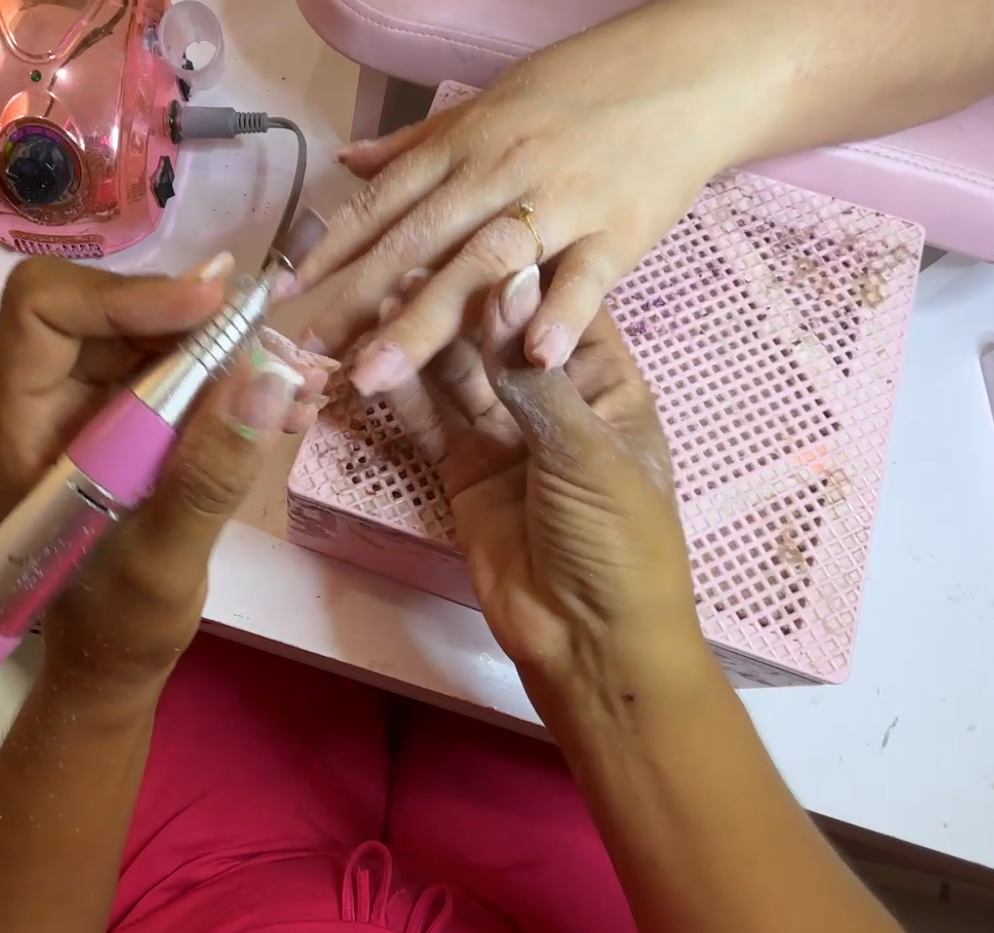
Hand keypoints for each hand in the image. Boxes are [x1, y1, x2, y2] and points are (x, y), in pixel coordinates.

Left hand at [0, 256, 333, 690]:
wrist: (115, 655)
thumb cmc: (119, 625)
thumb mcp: (165, 562)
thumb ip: (208, 478)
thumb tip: (269, 379)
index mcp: (21, 428)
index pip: (46, 311)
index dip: (126, 294)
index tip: (211, 307)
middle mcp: (48, 403)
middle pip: (109, 313)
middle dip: (194, 323)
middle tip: (269, 342)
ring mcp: (89, 412)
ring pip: (153, 339)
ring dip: (227, 352)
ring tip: (295, 383)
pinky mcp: (129, 427)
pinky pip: (180, 377)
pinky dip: (233, 384)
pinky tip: (284, 410)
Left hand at [291, 24, 741, 394]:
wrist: (694, 67)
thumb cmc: (579, 93)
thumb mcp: (487, 107)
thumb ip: (415, 147)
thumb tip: (347, 162)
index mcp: (462, 146)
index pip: (381, 205)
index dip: (329, 252)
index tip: (285, 301)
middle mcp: (497, 172)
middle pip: (415, 244)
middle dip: (356, 305)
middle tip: (309, 360)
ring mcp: (559, 200)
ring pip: (481, 264)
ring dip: (425, 322)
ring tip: (376, 376)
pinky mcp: (620, 228)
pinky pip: (585, 275)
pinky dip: (559, 314)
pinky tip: (530, 359)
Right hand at [385, 264, 702, 715]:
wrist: (587, 637)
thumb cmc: (617, 538)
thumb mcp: (585, 452)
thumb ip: (534, 376)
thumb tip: (508, 282)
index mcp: (605, 382)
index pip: (558, 309)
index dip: (515, 275)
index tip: (471, 234)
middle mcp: (550, 399)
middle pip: (497, 341)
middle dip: (456, 308)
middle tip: (408, 263)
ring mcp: (502, 435)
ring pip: (457, 379)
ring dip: (423, 345)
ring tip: (382, 300)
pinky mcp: (463, 470)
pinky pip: (431, 424)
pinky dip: (406, 397)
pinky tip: (377, 362)